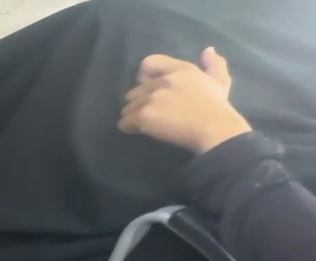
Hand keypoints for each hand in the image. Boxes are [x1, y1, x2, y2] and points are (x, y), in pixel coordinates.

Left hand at [120, 48, 251, 153]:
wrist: (212, 125)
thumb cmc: (215, 104)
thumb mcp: (219, 79)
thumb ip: (212, 64)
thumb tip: (207, 50)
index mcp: (181, 69)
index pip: (149, 63)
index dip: (143, 76)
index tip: (149, 87)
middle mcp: (164, 81)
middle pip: (132, 92)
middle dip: (138, 103)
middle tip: (153, 111)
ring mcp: (152, 98)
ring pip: (126, 109)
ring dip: (133, 116)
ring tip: (150, 121)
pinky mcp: (143, 116)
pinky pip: (123, 123)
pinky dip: (129, 128)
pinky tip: (144, 129)